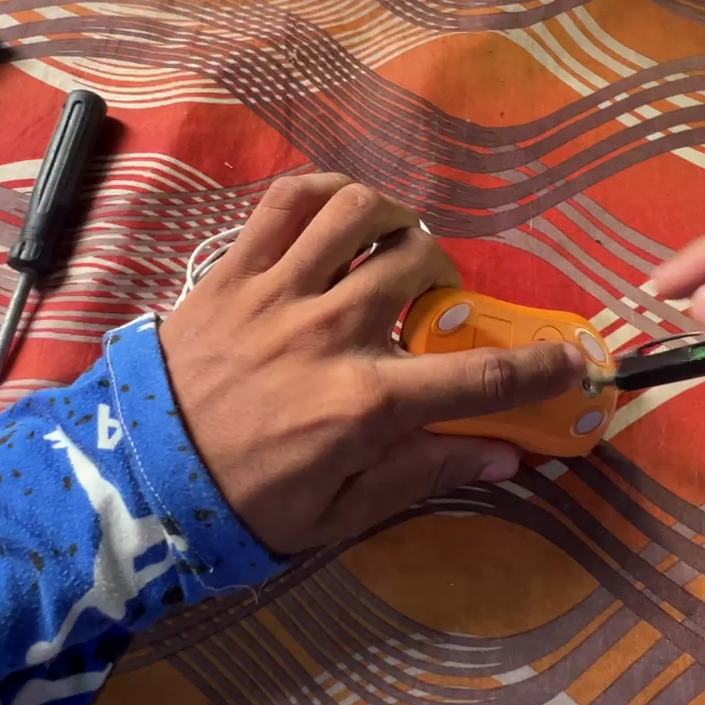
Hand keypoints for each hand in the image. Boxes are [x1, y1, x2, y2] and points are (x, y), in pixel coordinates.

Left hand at [161, 174, 584, 553]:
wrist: (131, 478)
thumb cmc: (240, 502)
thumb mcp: (336, 513)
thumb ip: (421, 474)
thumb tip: (503, 457)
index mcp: (364, 402)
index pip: (476, 377)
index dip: (539, 367)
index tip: (574, 358)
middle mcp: (330, 330)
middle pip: (420, 265)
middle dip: (445, 274)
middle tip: (431, 296)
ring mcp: (278, 290)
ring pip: (358, 212)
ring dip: (393, 218)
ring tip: (393, 241)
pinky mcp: (233, 268)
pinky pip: (285, 201)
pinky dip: (323, 191)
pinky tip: (336, 210)